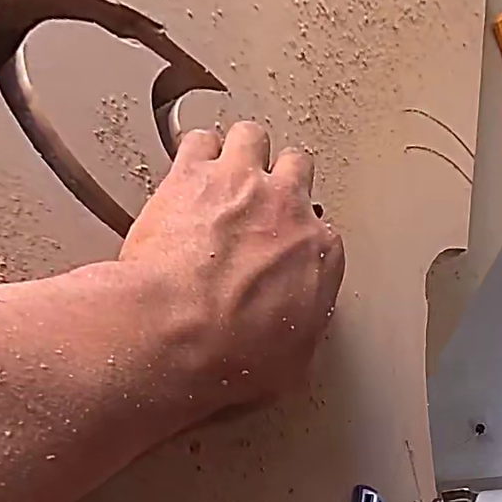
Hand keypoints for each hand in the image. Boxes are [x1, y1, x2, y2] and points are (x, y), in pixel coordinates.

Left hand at [120, 121, 344, 407]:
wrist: (180, 335)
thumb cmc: (233, 354)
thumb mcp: (291, 364)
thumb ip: (302, 333)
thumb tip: (294, 340)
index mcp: (319, 254)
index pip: (321, 234)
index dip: (299, 241)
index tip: (284, 253)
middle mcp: (287, 208)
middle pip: (296, 169)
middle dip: (278, 183)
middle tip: (258, 205)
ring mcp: (239, 184)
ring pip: (252, 137)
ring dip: (239, 154)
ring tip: (221, 177)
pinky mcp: (191, 174)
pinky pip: (198, 140)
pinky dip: (193, 154)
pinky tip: (184, 172)